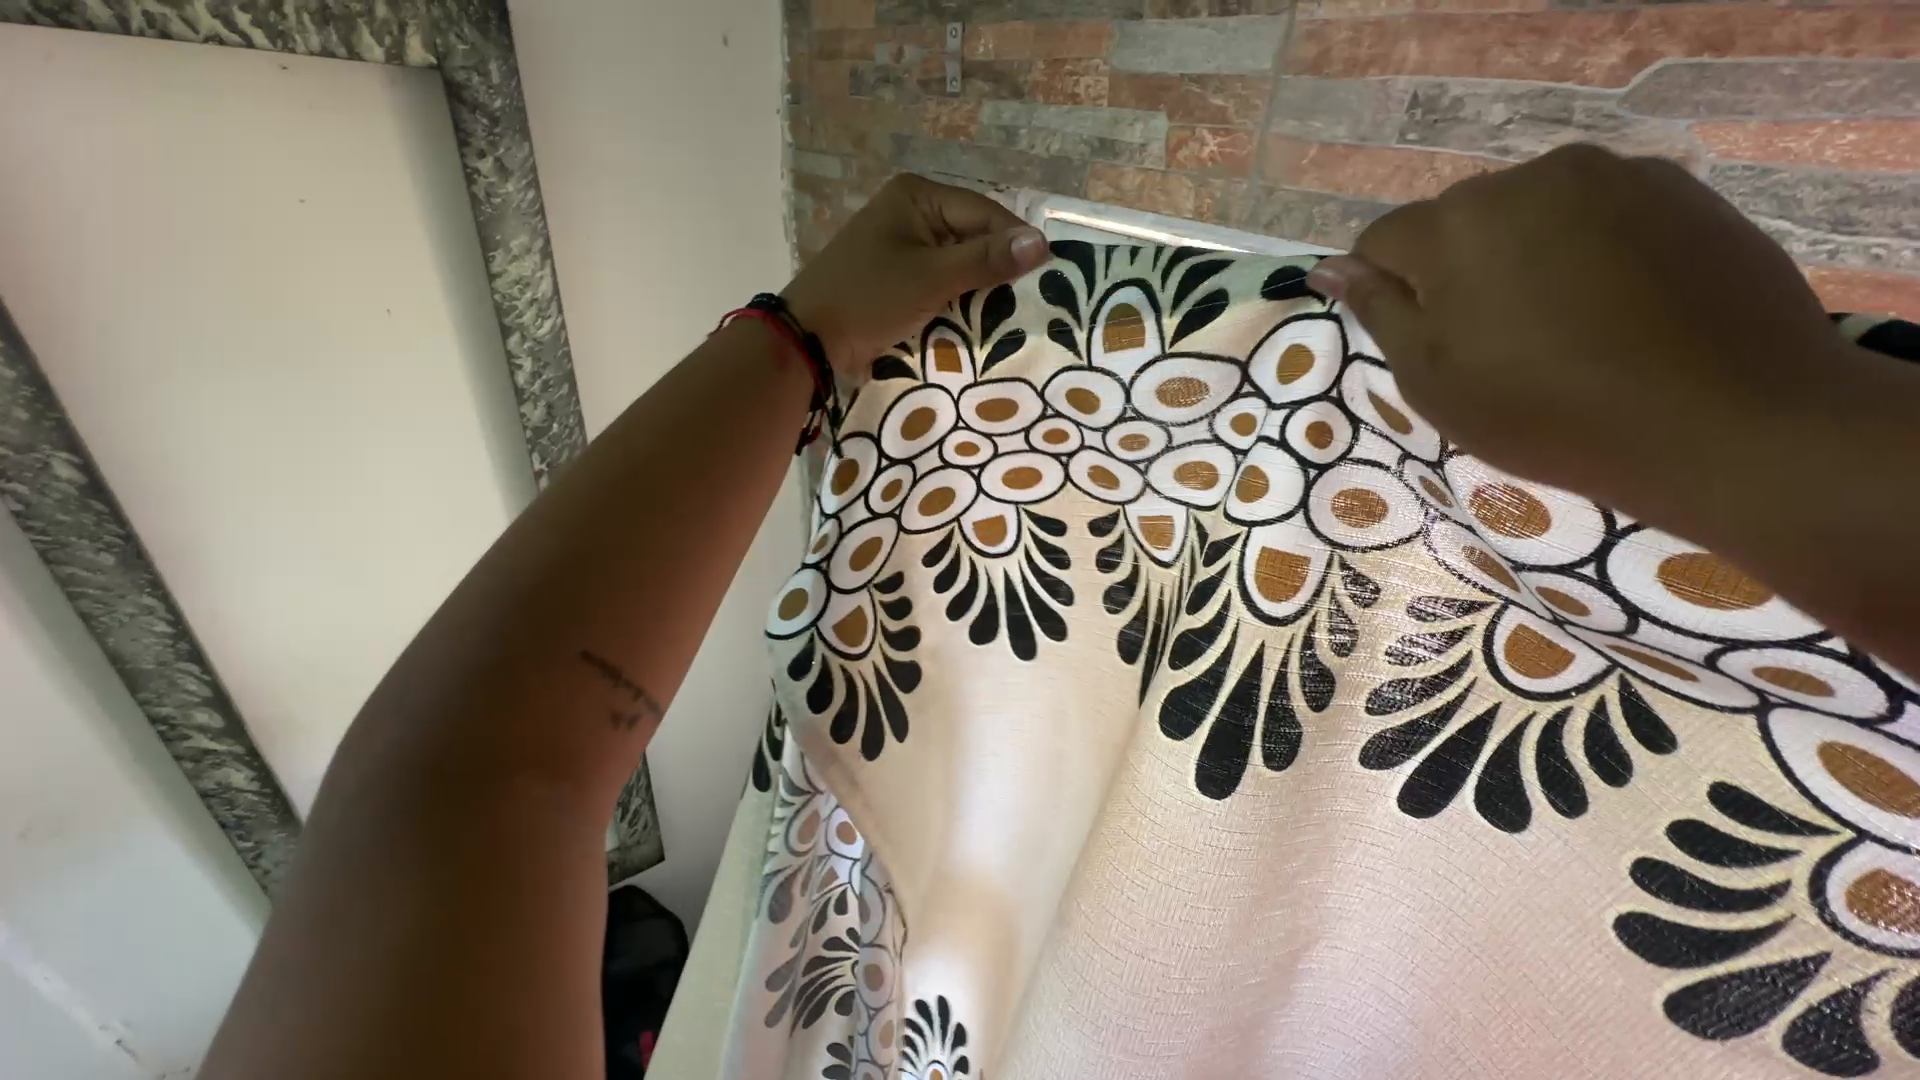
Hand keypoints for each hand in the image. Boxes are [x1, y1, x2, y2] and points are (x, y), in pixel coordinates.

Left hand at [782, 173, 1049, 380]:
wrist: (808, 340)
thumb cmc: (868, 299)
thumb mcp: (931, 278)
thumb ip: (986, 261)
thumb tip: (1042, 242)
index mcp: (917, 197)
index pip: (984, 214)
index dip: (1015, 244)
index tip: (1048, 278)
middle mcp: (911, 214)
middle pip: (973, 238)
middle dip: (997, 271)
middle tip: (1029, 302)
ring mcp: (902, 248)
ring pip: (959, 265)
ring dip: (978, 291)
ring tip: (1006, 316)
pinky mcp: (897, 279)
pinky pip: (940, 284)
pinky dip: (956, 303)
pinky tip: (973, 322)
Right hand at [1304, 144, 1869, 523]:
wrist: (1724, 420)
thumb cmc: (1544, 411)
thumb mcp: (1431, 376)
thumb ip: (1378, 310)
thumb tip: (1330, 267)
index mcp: (1455, 225)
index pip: (1381, 239)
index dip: (1385, 289)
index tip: (1417, 340)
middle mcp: (1527, 179)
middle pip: (1455, 220)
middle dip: (1453, 269)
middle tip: (1488, 341)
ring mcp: (1612, 176)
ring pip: (1526, 212)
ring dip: (1518, 255)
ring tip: (1555, 324)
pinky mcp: (1680, 190)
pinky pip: (1595, 211)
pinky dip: (1583, 248)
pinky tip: (1611, 304)